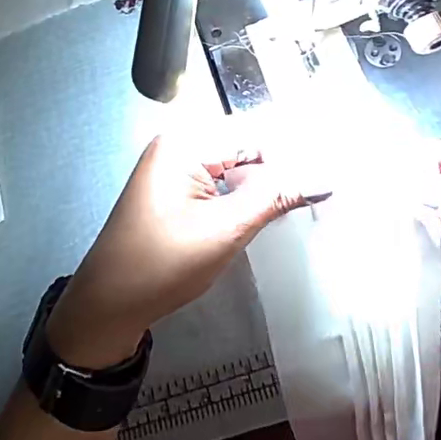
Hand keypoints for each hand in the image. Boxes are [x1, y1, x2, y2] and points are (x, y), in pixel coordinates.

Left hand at [46, 117, 312, 368]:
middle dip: (286, 164)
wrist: (107, 306)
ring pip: (241, 163)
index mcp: (185, 143)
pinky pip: (226, 179)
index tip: (332, 170)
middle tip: (326, 184)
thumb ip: (276, 196)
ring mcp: (178, 166)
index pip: (256, 133)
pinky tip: (276, 204)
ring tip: (310, 192)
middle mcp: (181, 144)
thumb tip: (324, 178)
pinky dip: (250, 191)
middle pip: (249, 144)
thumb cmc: (161, 266)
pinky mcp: (181, 188)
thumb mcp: (225, 230)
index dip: (296, 150)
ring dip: (270, 180)